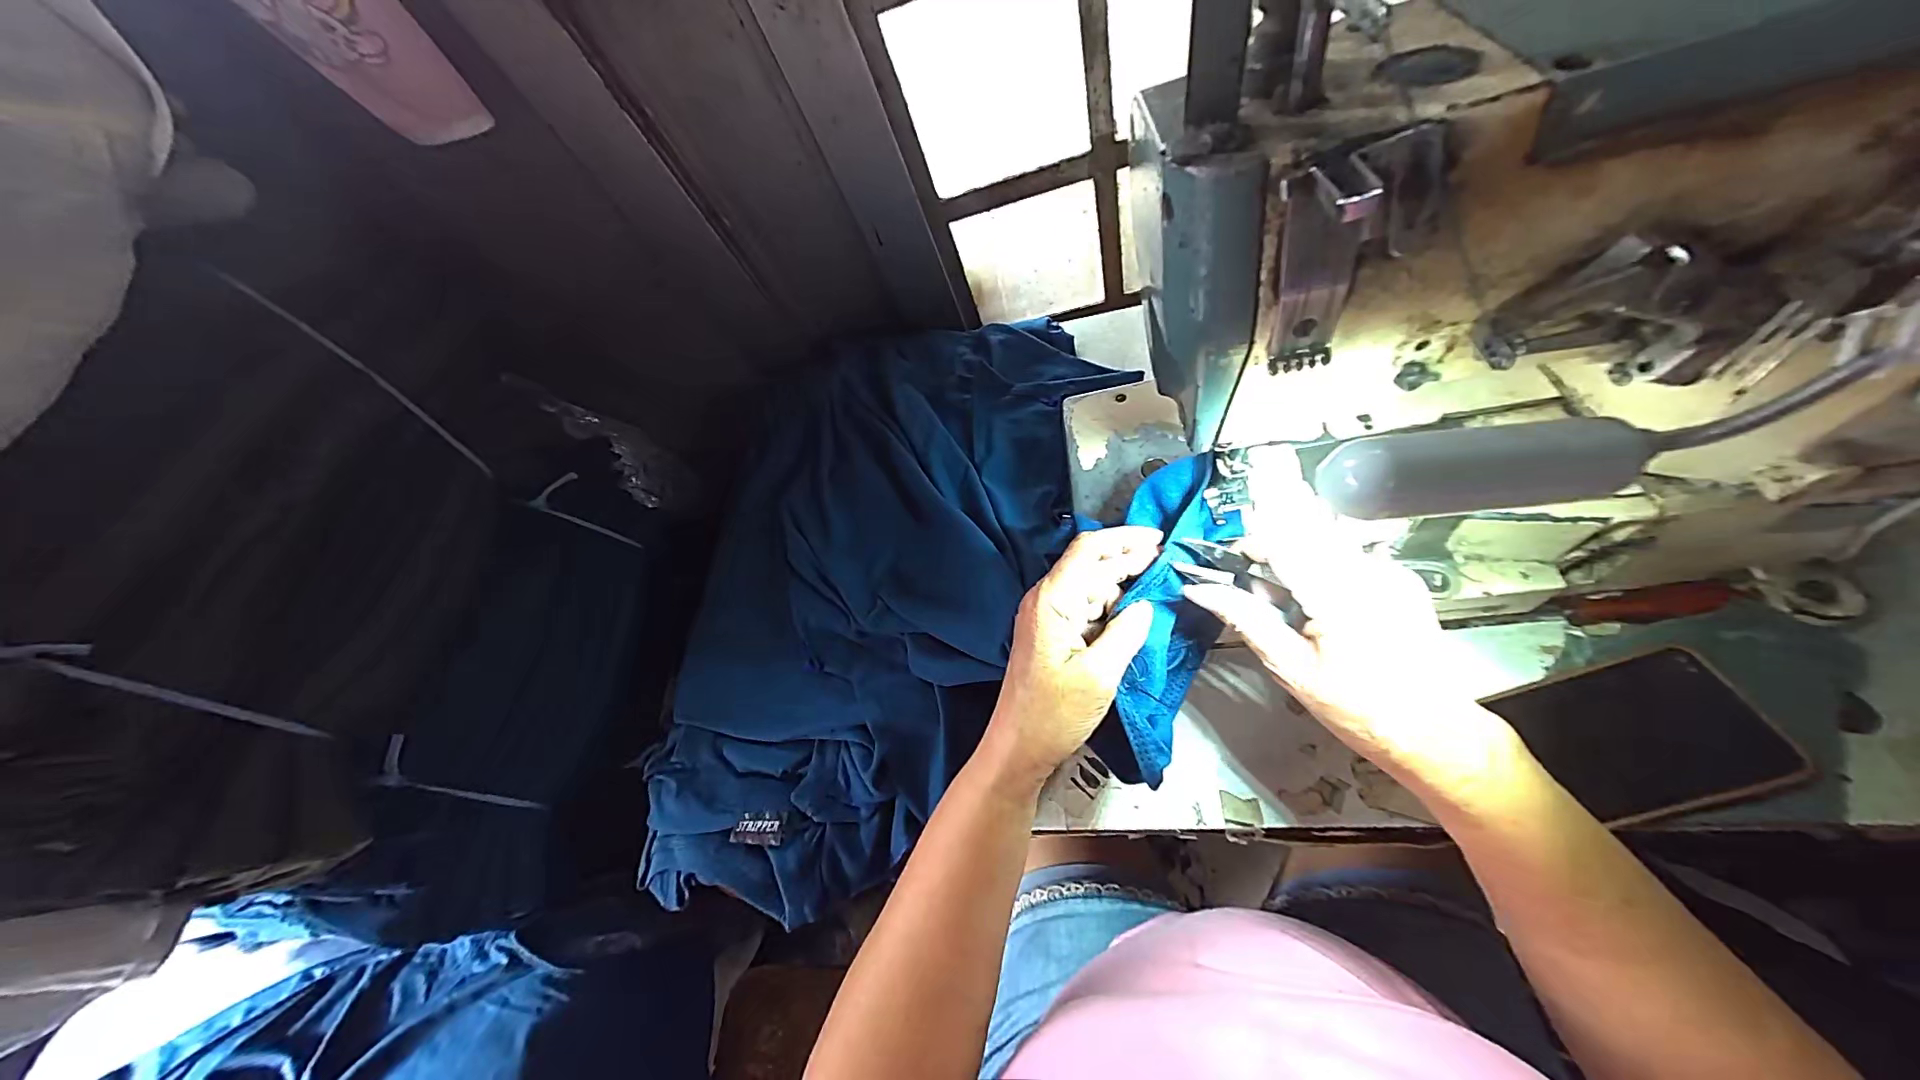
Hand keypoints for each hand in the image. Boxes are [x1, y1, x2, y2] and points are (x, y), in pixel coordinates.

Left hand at [984, 526, 1161, 787]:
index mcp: (1052, 601)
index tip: (1157, 539)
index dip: (1123, 538)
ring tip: (1156, 581)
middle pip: (1089, 565)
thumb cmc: (1053, 715)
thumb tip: (1145, 605)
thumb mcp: (1099, 674)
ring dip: (1121, 581)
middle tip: (1165, 560)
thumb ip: (1126, 633)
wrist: (1019, 748)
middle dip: (1127, 558)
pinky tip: (1134, 610)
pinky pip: (1086, 608)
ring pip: (1090, 586)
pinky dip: (1111, 605)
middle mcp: (1046, 601)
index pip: (1087, 550)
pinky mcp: (1053, 636)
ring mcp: (1048, 618)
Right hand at [1181, 446, 1520, 789]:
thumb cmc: (1365, 709)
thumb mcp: (1291, 668)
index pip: (1288, 542)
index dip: (1256, 525)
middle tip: (1251, 507)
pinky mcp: (1398, 580)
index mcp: (1341, 598)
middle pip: (1312, 526)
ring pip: (1331, 535)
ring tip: (1267, 544)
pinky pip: (1349, 551)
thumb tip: (1205, 592)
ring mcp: (1390, 575)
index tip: (1231, 515)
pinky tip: (1304, 570)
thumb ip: (1246, 619)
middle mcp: (1372, 576)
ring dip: (1297, 534)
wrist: (1430, 729)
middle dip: (1278, 514)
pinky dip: (1320, 551)